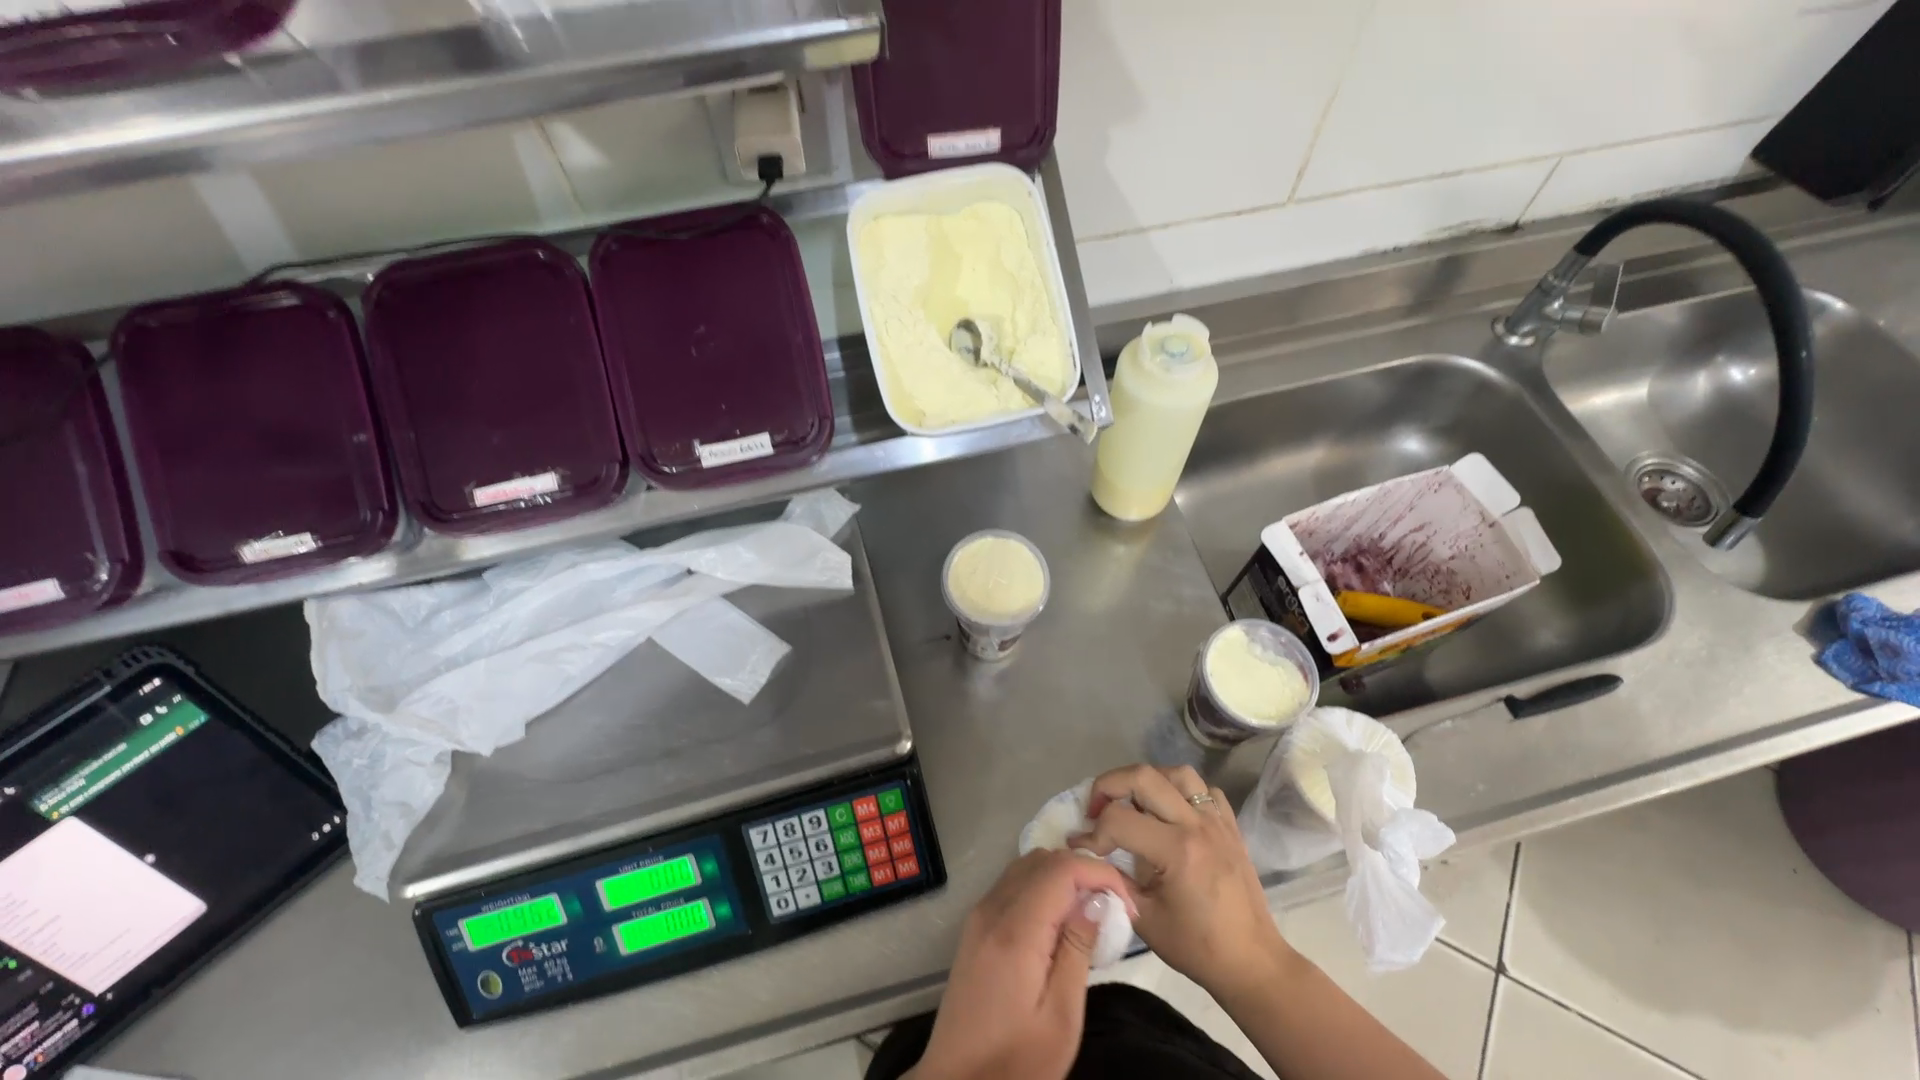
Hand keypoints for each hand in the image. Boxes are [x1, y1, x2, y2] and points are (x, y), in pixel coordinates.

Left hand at [911, 850, 1136, 1079]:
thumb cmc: (1016, 1060)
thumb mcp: (1061, 1016)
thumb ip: (1077, 950)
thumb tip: (1095, 901)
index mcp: (1015, 930)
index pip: (1062, 869)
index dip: (1101, 874)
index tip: (1129, 904)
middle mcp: (991, 910)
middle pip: (1043, 860)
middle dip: (1085, 872)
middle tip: (1115, 908)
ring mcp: (978, 917)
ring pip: (1026, 868)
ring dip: (1063, 877)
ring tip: (1093, 912)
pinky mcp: (975, 929)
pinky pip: (1012, 886)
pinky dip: (1042, 888)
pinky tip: (1061, 920)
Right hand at [1071, 764, 1293, 1000]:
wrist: (1250, 960)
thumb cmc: (1196, 945)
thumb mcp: (1143, 918)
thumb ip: (1113, 880)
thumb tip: (1087, 857)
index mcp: (1177, 850)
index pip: (1119, 818)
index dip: (1092, 833)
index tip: (1082, 849)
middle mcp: (1198, 824)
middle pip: (1144, 777)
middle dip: (1108, 787)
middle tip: (1095, 811)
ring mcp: (1218, 821)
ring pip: (1177, 773)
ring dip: (1146, 781)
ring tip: (1132, 805)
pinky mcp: (1230, 825)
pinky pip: (1204, 789)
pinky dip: (1180, 791)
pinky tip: (1169, 813)